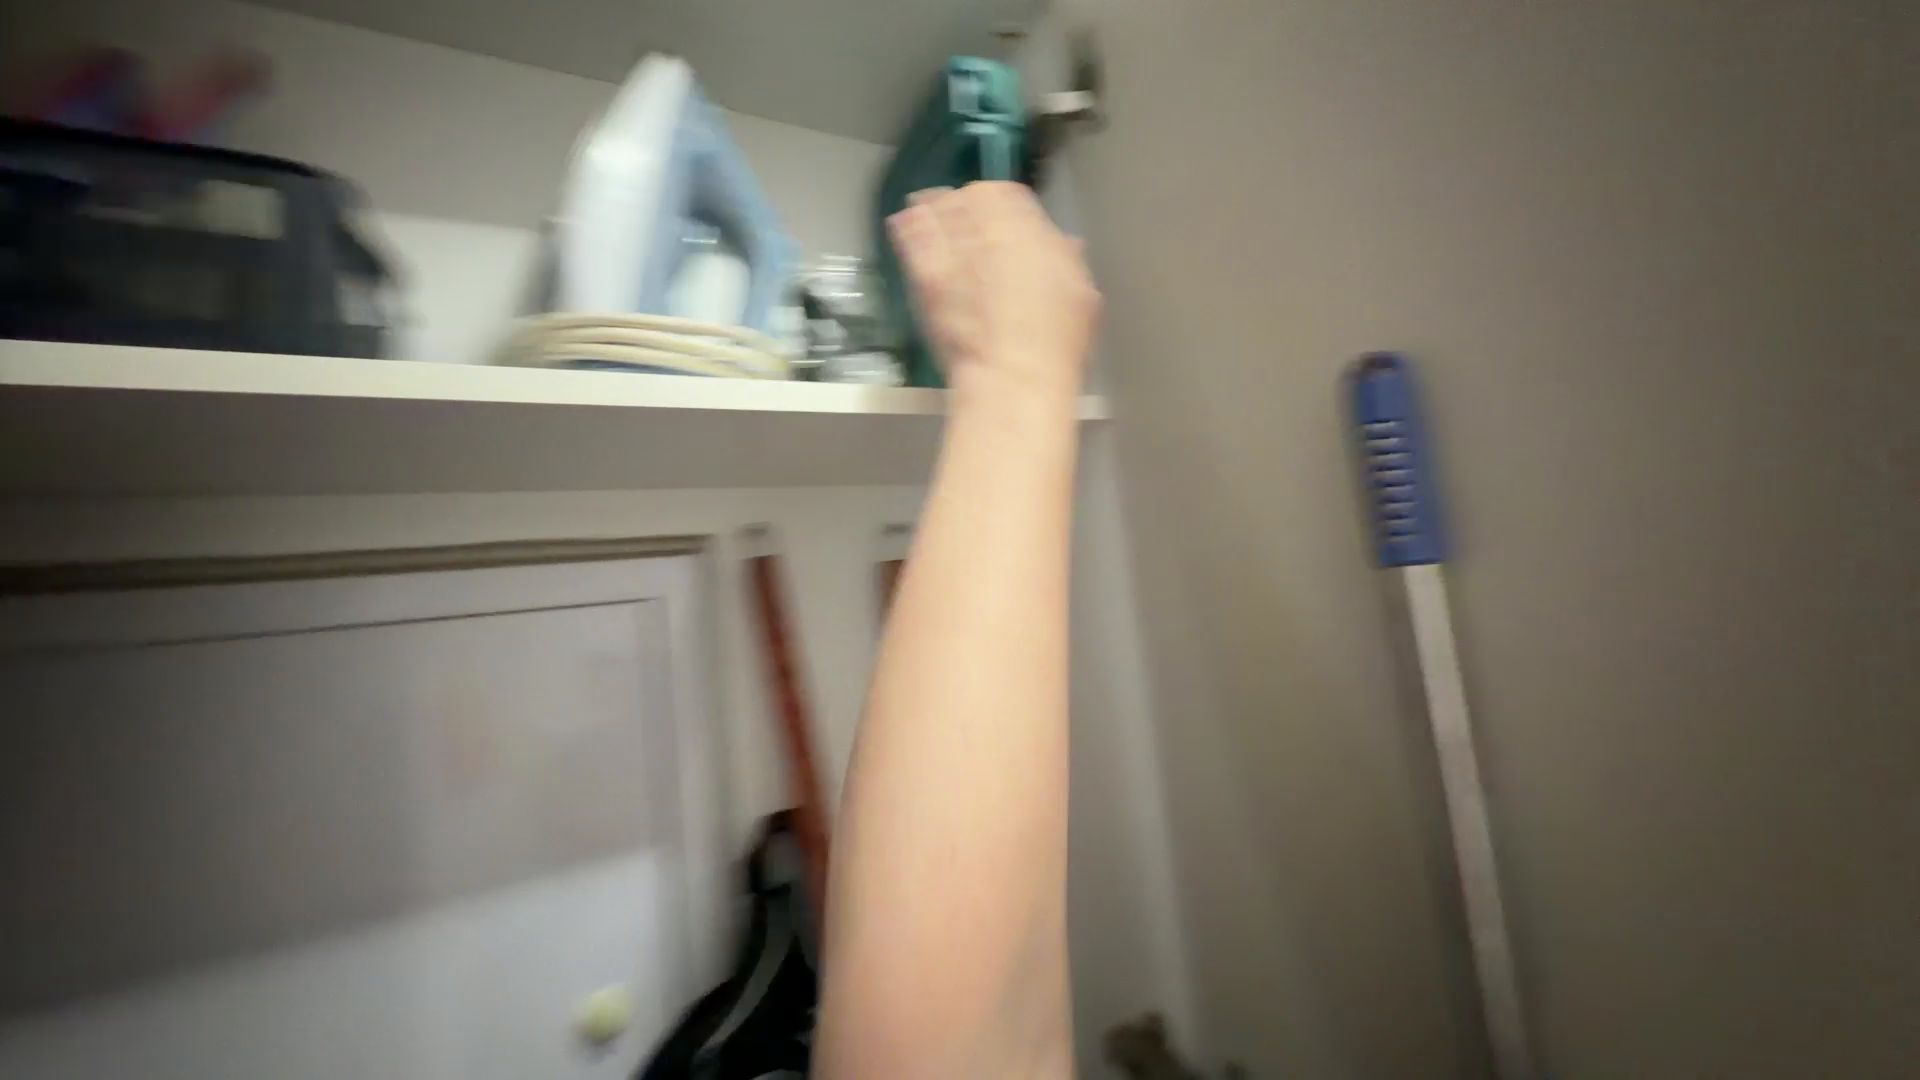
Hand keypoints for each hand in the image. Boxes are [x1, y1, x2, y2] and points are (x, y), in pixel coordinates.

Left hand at [887, 182, 1100, 403]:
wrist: (1014, 374)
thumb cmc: (1055, 340)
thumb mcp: (1082, 295)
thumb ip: (1066, 261)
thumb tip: (1064, 245)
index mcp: (1029, 226)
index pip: (1008, 194)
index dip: (1003, 202)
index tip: (1001, 215)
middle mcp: (988, 227)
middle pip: (968, 199)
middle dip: (964, 205)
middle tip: (961, 216)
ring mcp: (953, 250)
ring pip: (936, 213)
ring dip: (932, 211)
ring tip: (926, 210)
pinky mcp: (925, 277)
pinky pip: (910, 239)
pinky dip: (907, 229)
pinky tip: (902, 225)